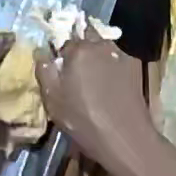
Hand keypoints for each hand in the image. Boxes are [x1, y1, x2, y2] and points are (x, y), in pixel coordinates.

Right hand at [36, 36, 159, 171]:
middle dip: (79, 46)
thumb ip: (44, 69)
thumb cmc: (83, 118)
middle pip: (86, 36)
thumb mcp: (52, 98)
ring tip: (91, 76)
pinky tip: (107, 84)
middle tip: (73, 66)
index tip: (57, 63)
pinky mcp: (135, 69)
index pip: (63, 37)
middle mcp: (101, 45)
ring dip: (95, 55)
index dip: (58, 50)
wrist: (126, 139)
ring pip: (102, 47)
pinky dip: (109, 66)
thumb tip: (40, 50)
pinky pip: (115, 60)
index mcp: (78, 49)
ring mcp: (121, 56)